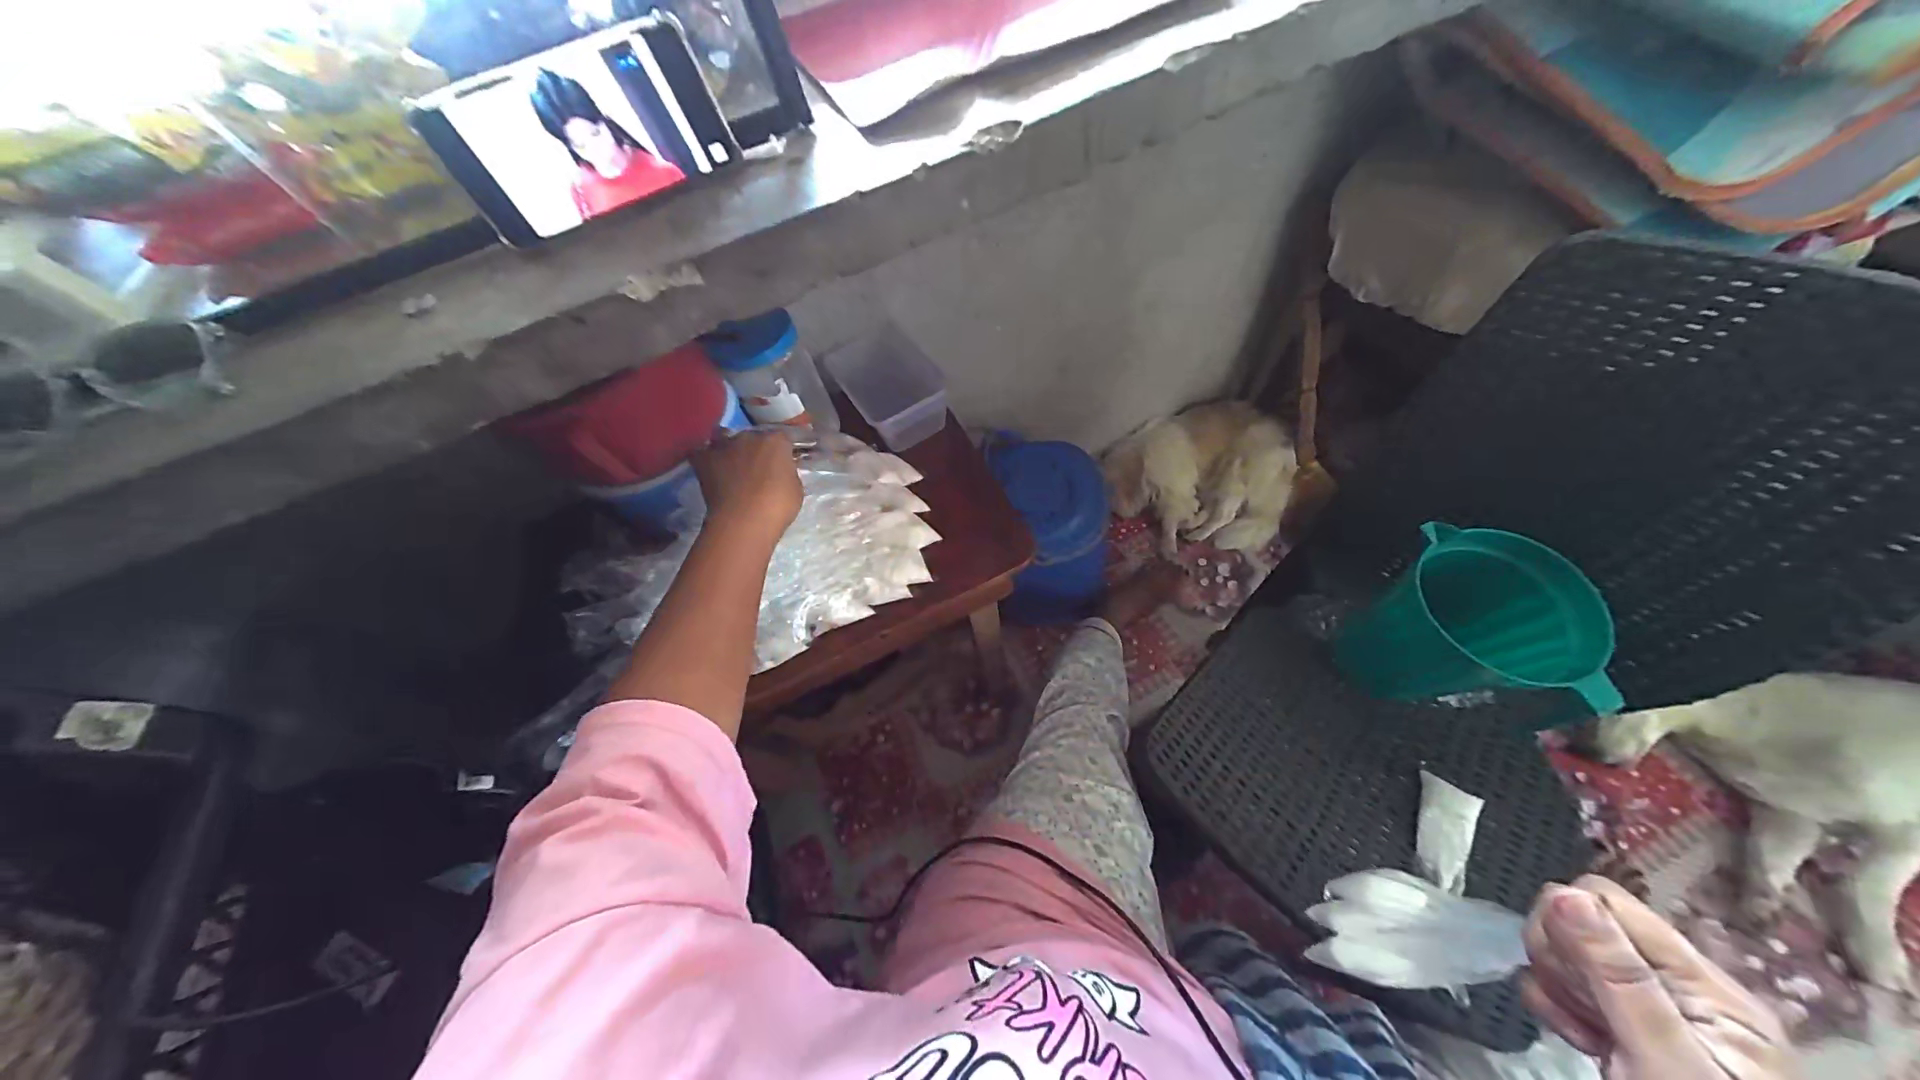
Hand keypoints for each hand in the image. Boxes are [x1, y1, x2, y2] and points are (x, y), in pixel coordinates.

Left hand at [693, 428, 801, 544]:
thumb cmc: (778, 506)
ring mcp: (724, 445)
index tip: (784, 464)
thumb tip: (781, 473)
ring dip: (729, 447)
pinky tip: (711, 469)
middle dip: (756, 449)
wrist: (744, 521)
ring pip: (725, 437)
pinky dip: (707, 458)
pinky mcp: (703, 459)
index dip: (782, 451)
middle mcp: (750, 436)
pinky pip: (702, 452)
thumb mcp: (796, 489)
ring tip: (732, 463)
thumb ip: (788, 473)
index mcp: (776, 441)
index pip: (782, 439)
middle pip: (754, 437)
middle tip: (758, 468)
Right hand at [1520, 875, 1793, 1079]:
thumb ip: (1618, 977)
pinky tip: (1575, 1038)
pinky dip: (1551, 1005)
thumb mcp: (1664, 1059)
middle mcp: (1674, 981)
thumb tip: (1562, 892)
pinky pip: (1556, 982)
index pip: (1605, 900)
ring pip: (1559, 948)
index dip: (1569, 922)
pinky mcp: (1611, 1019)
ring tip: (1582, 1031)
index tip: (1570, 973)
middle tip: (1577, 1007)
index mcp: (1703, 981)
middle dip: (1557, 955)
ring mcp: (1642, 1002)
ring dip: (1554, 984)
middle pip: (1574, 917)